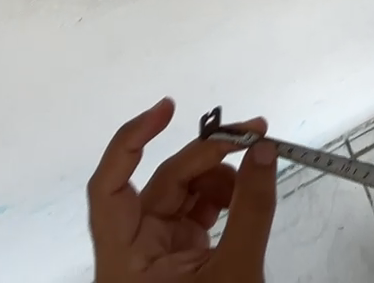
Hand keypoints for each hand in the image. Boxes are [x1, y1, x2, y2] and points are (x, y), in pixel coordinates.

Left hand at [87, 98, 277, 282]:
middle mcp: (132, 253)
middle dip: (209, 153)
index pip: (109, 188)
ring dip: (221, 175)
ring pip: (182, 193)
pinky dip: (224, 196)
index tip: (168, 108)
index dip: (130, 141)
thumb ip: (251, 208)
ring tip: (257, 173)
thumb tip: (264, 148)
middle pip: (162, 183)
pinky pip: (197, 212)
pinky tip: (246, 197)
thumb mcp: (236, 274)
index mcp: (124, 262)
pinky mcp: (179, 261)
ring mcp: (156, 257)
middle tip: (256, 133)